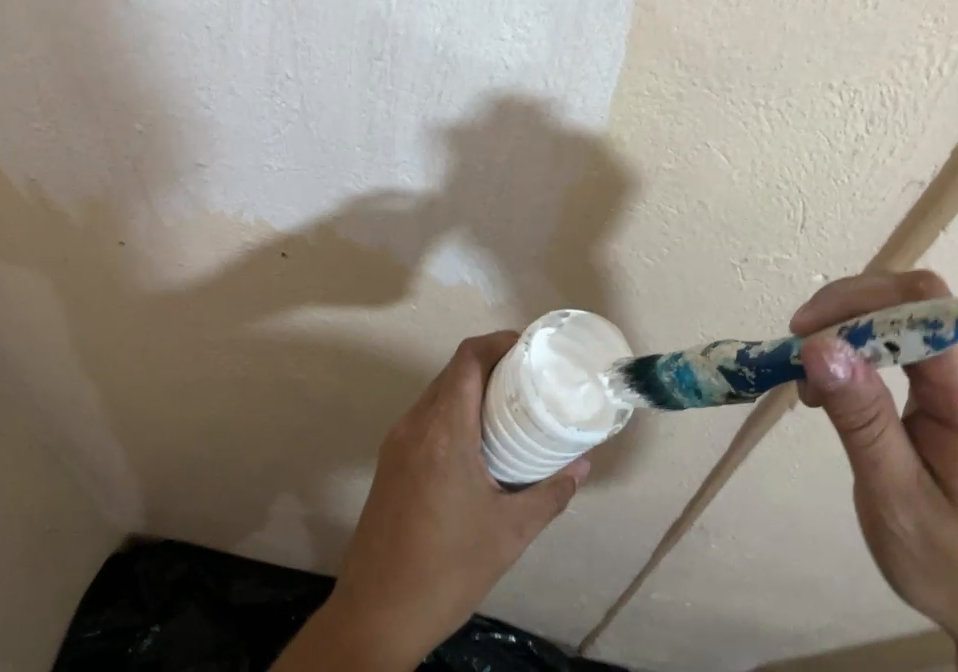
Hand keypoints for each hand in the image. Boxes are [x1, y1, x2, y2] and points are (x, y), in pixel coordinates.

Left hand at [273, 331, 588, 670]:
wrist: (376, 616)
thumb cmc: (447, 569)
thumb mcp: (510, 532)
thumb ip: (550, 493)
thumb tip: (582, 465)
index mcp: (443, 432)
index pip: (468, 359)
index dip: (500, 342)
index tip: (533, 349)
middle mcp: (415, 427)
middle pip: (454, 371)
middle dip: (493, 364)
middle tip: (532, 377)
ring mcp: (396, 445)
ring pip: (437, 393)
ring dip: (472, 389)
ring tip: (512, 405)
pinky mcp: (389, 465)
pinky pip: (426, 418)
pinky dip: (455, 413)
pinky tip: (480, 441)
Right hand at [794, 271, 957, 671]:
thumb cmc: (948, 561)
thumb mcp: (894, 498)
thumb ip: (861, 417)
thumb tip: (820, 344)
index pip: (927, 307)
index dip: (860, 300)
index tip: (804, 331)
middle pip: (921, 304)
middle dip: (849, 315)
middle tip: (798, 357)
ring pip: (919, 316)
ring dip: (859, 331)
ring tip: (817, 383)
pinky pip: (927, 339)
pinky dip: (878, 347)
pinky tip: (852, 385)